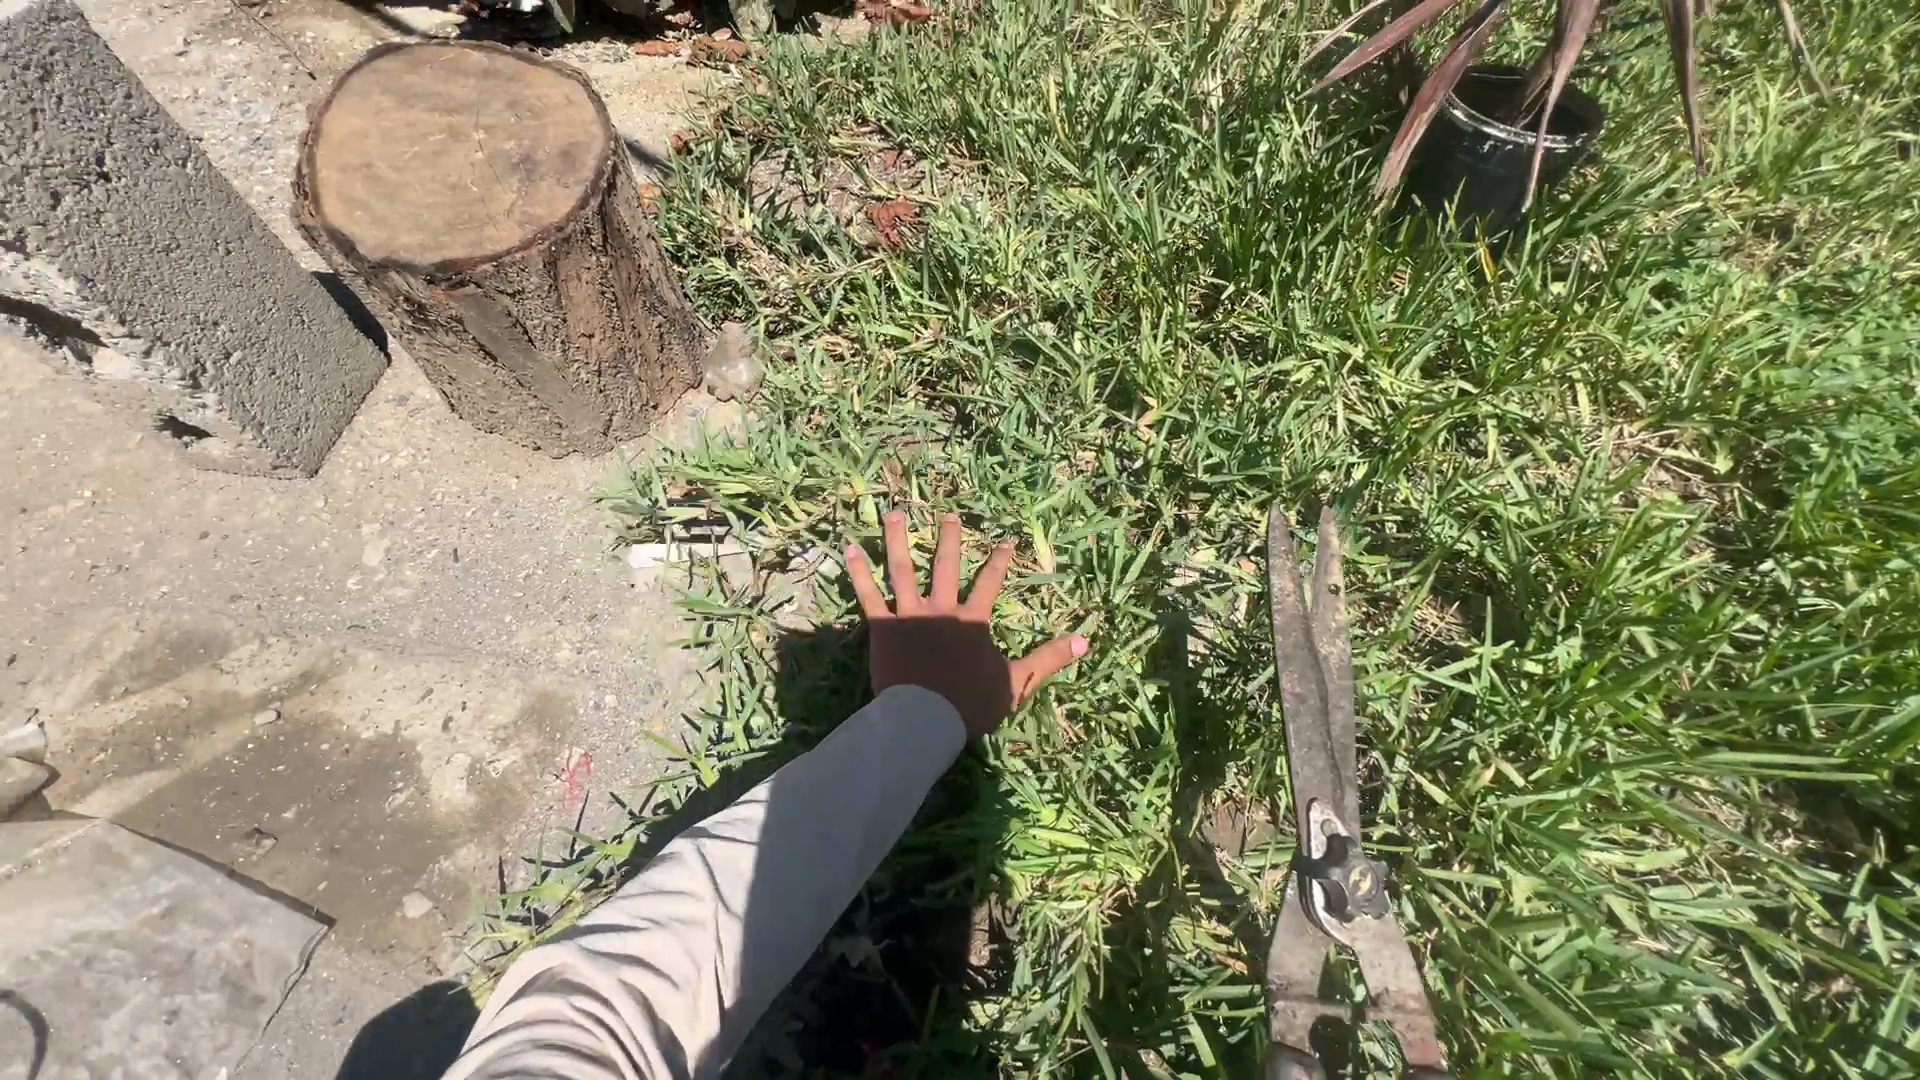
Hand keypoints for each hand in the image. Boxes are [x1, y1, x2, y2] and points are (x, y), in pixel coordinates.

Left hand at [844, 510, 1087, 738]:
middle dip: (949, 539)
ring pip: (903, 569)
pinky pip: (868, 595)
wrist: (925, 719)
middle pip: (946, 566)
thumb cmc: (970, 703)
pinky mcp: (883, 627)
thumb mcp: (1017, 682)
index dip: (1000, 560)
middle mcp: (942, 608)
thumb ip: (1049, 659)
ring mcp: (910, 614)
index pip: (991, 582)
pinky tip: (849, 549)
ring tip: (894, 512)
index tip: (1007, 539)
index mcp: (973, 620)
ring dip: (898, 539)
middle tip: (948, 514)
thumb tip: (1086, 641)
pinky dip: (858, 572)